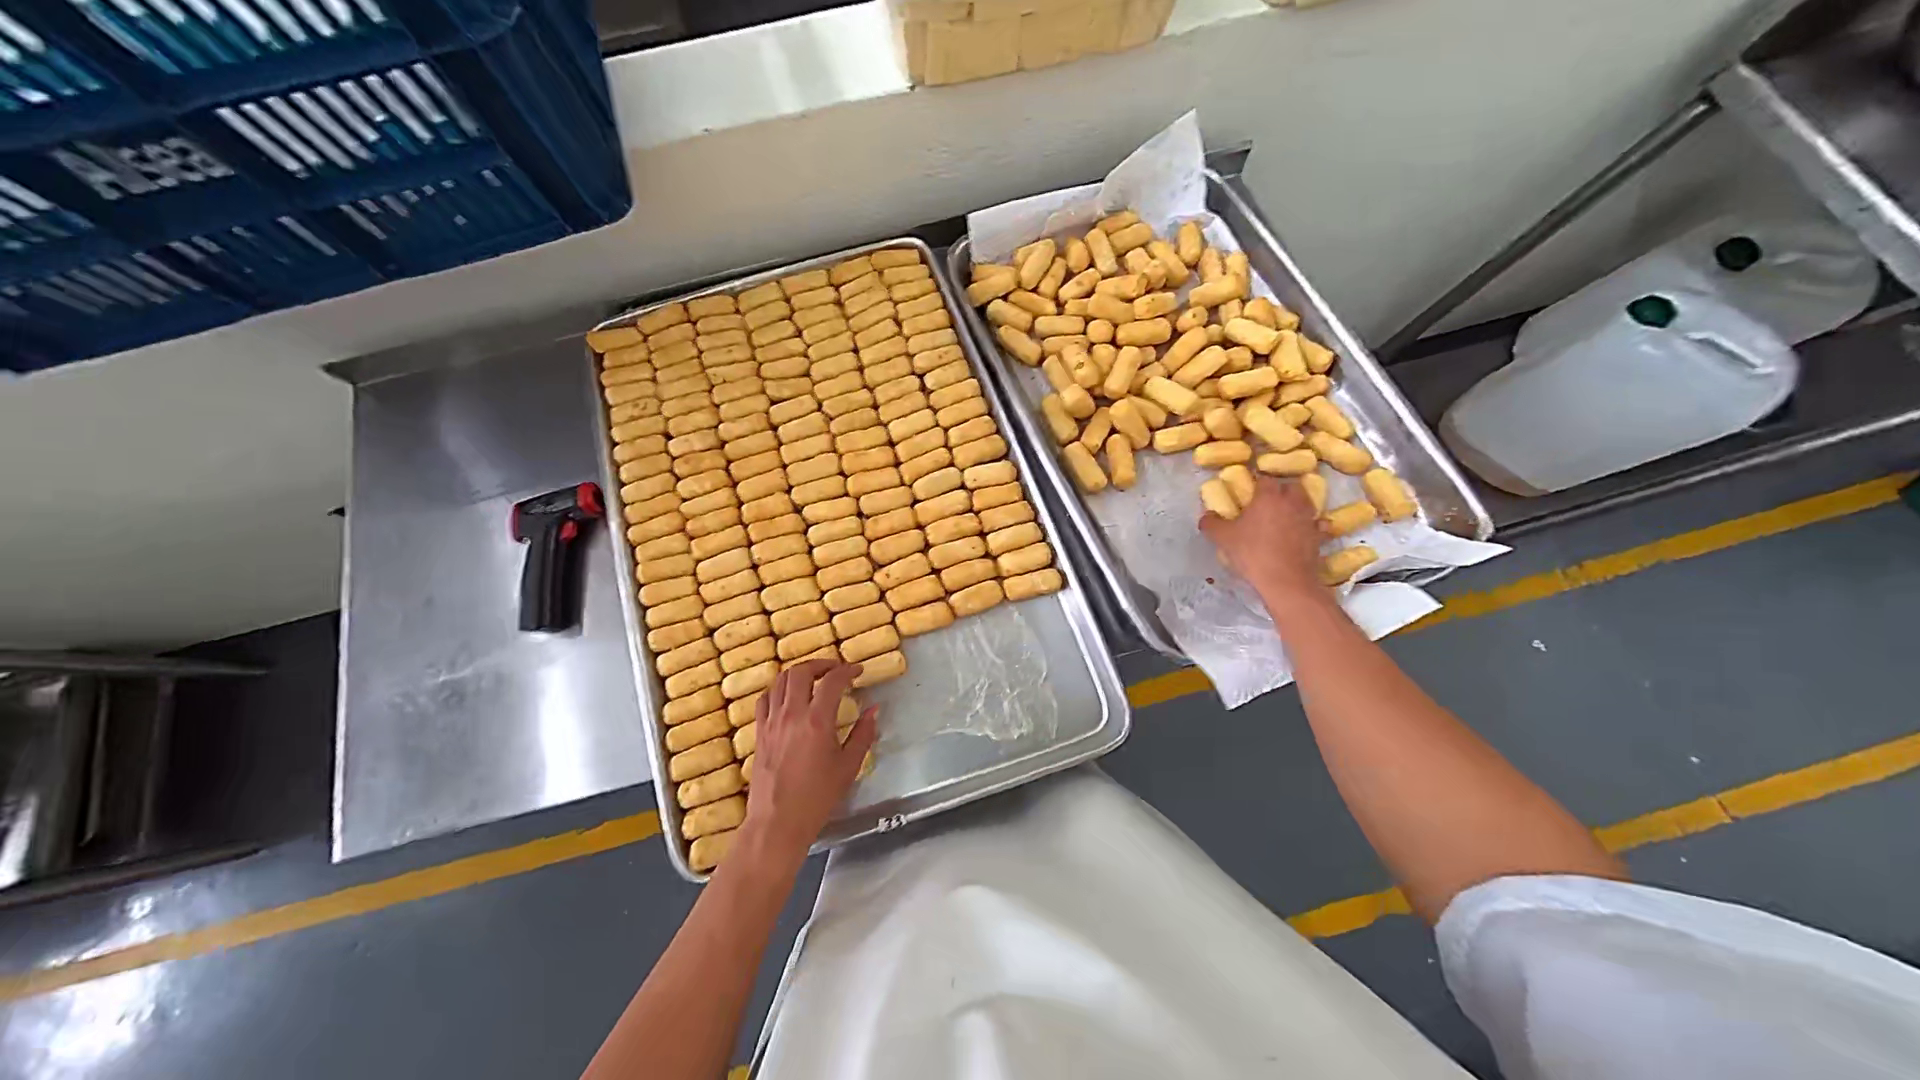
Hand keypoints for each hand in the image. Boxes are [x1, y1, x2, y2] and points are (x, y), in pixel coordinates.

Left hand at [740, 660, 877, 860]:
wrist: (778, 822)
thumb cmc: (817, 797)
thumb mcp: (848, 766)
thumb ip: (863, 734)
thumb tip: (874, 710)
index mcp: (817, 720)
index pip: (832, 680)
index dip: (847, 670)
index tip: (857, 671)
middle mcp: (791, 714)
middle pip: (801, 672)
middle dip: (820, 664)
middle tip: (835, 669)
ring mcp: (771, 722)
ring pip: (780, 681)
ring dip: (799, 673)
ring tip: (813, 678)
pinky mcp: (759, 732)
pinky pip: (765, 699)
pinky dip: (778, 689)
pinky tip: (787, 696)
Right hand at [1200, 477, 1324, 600]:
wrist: (1286, 580)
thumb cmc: (1252, 553)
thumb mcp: (1223, 538)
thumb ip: (1211, 523)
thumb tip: (1206, 516)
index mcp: (1268, 496)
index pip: (1265, 478)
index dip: (1257, 482)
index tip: (1249, 490)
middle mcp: (1292, 502)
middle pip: (1291, 486)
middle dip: (1282, 490)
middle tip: (1268, 502)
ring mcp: (1308, 519)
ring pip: (1307, 502)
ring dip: (1298, 505)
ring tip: (1286, 515)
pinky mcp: (1318, 536)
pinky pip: (1318, 525)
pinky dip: (1313, 526)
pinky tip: (1305, 532)